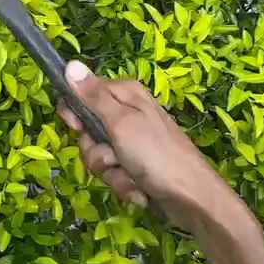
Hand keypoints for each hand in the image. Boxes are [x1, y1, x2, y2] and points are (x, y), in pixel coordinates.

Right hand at [57, 61, 245, 231]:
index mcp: (124, 95)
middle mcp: (127, 114)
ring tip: (132, 179)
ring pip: (99, 156)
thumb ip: (93, 96)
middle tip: (113, 158)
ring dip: (112, 173)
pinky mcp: (136, 165)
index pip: (82, 95)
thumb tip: (70, 64)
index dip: (75, 114)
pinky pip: (114, 173)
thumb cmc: (157, 155)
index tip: (78, 128)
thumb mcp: (121, 122)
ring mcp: (132, 142)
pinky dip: (124, 185)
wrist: (194, 200)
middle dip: (98, 153)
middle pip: (87, 131)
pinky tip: (140, 191)